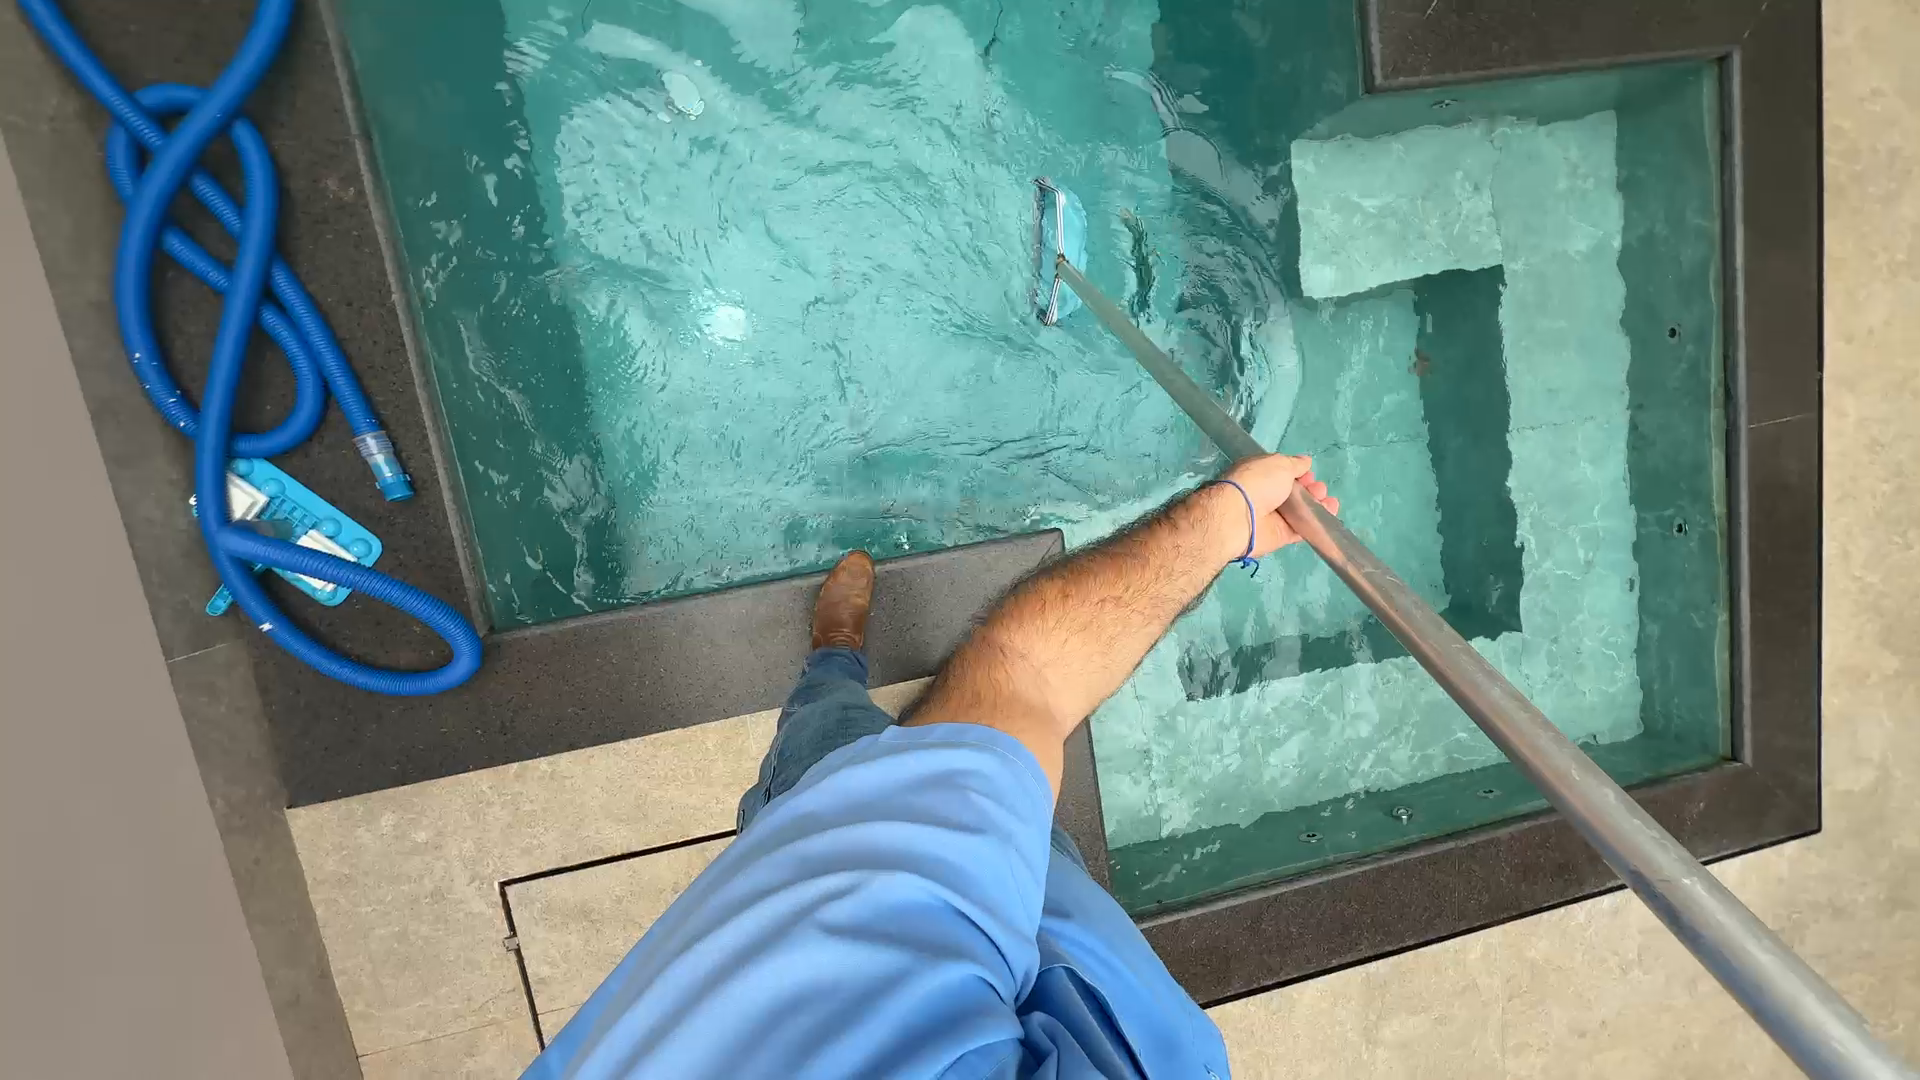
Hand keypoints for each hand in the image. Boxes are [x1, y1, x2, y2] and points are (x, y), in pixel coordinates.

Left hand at [1209, 454, 1338, 558]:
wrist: (1239, 518)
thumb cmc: (1257, 483)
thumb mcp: (1278, 464)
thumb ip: (1294, 464)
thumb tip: (1305, 461)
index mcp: (1259, 475)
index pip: (1282, 473)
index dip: (1298, 473)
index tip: (1309, 474)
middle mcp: (1265, 495)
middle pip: (1294, 492)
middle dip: (1311, 488)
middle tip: (1318, 488)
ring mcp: (1273, 517)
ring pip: (1301, 510)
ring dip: (1317, 503)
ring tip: (1327, 500)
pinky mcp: (1280, 535)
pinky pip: (1302, 528)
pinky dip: (1317, 521)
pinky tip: (1330, 512)